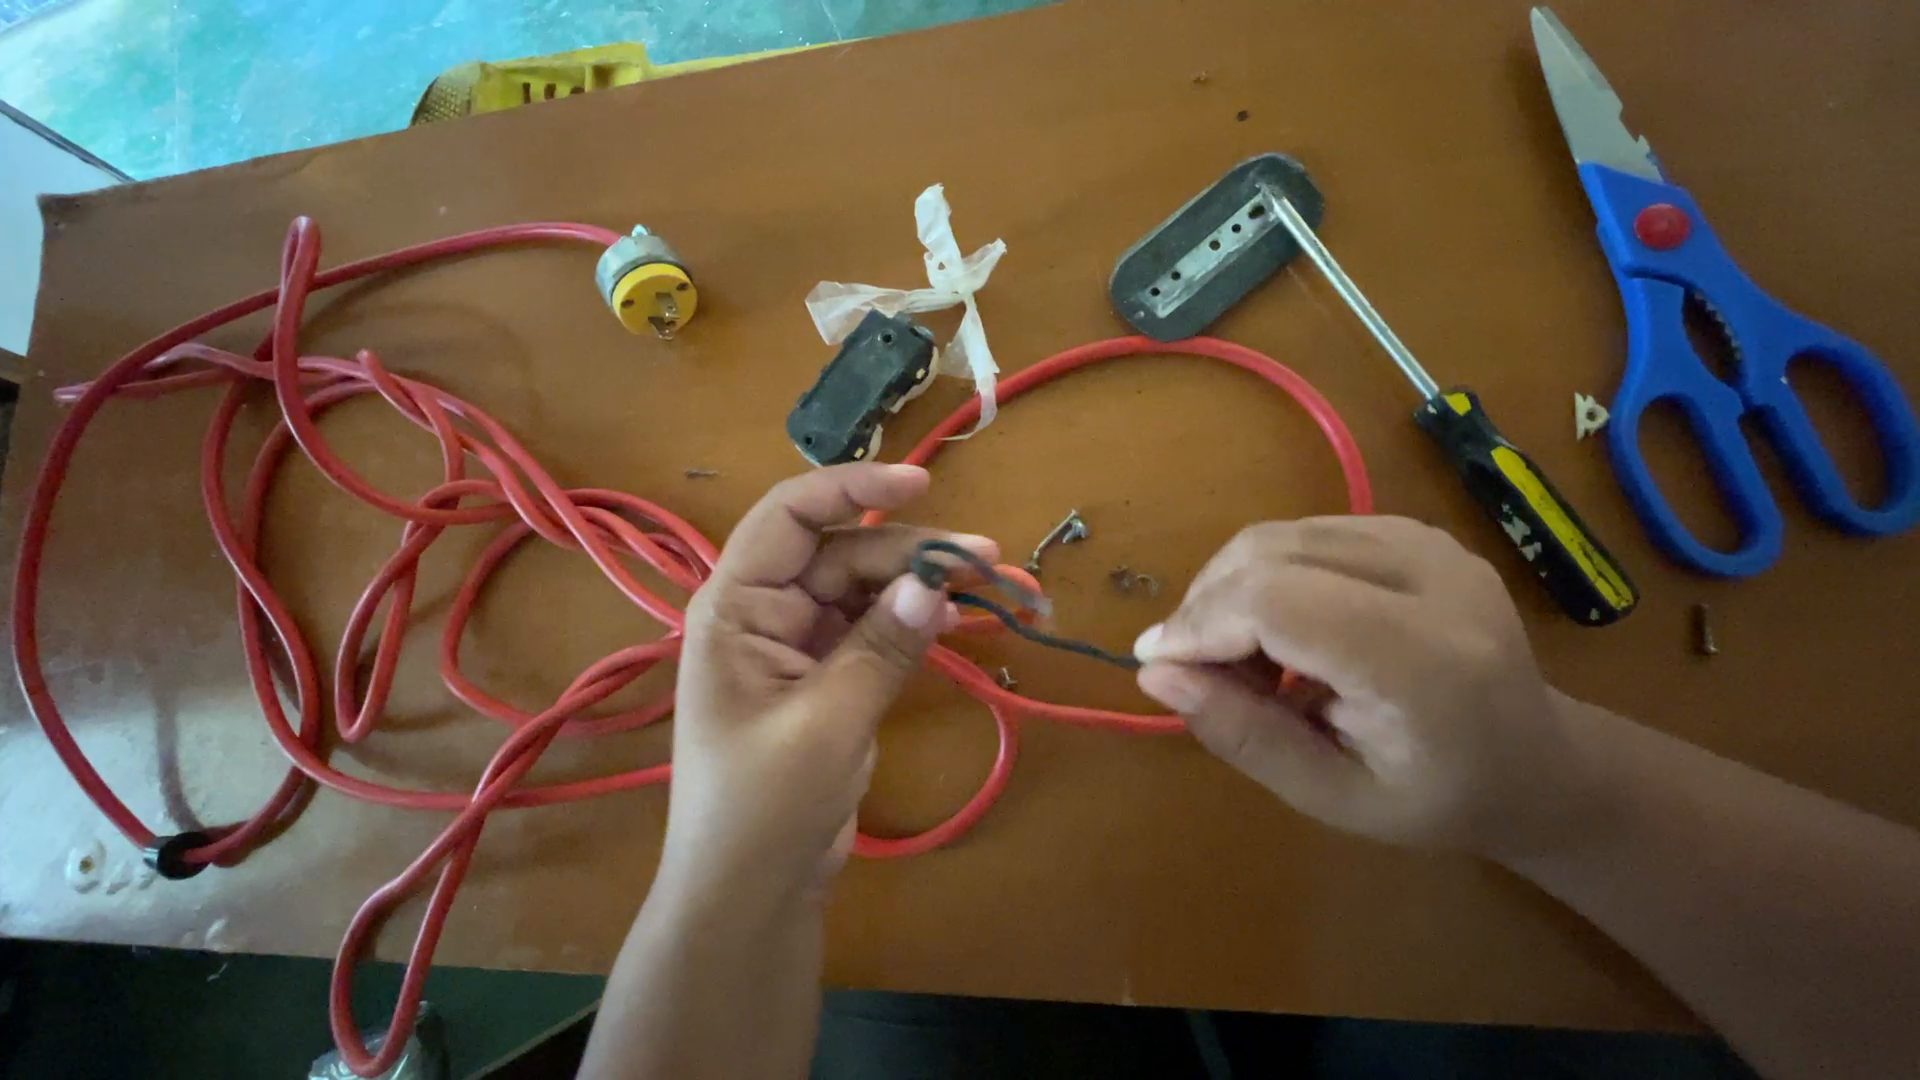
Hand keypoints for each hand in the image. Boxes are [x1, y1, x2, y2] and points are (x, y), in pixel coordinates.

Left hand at [659, 463, 994, 900]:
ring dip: (922, 582)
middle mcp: (766, 612)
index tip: (923, 483)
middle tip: (985, 559)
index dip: (852, 487)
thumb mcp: (827, 724)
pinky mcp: (830, 673)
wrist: (752, 891)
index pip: (790, 517)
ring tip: (989, 584)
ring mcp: (800, 643)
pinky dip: (915, 620)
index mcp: (737, 607)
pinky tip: (957, 621)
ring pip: (867, 587)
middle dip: (912, 549)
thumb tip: (935, 581)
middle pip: (844, 553)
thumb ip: (881, 648)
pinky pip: (876, 627)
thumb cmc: (764, 808)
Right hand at [1132, 515, 1581, 855]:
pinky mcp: (1407, 529)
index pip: (1280, 601)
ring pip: (1273, 536)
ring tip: (1237, 656)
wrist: (1536, 759)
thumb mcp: (1330, 796)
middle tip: (1196, 671)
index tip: (1158, 664)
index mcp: (1426, 660)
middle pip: (1267, 554)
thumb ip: (1242, 734)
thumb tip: (1154, 672)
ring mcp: (1424, 542)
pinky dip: (1258, 576)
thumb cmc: (1434, 796)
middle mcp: (1433, 577)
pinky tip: (1273, 628)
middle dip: (1205, 606)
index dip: (1202, 624)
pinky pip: (1296, 534)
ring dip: (1226, 590)